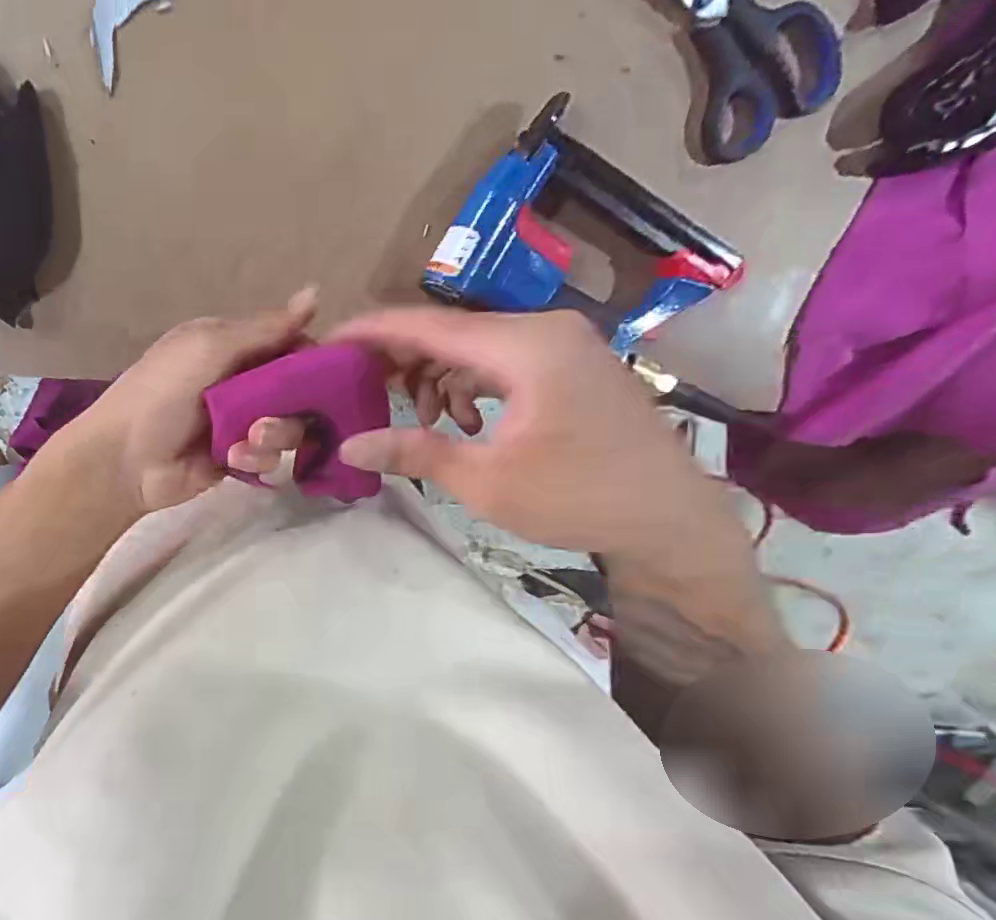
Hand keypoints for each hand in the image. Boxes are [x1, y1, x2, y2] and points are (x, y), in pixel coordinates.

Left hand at [51, 288, 317, 514]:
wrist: (124, 461)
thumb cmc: (161, 393)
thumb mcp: (209, 347)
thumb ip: (263, 328)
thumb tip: (316, 293)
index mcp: (228, 346)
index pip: (287, 344)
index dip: (311, 357)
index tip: (331, 371)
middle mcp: (238, 382)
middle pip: (296, 389)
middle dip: (296, 403)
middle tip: (276, 413)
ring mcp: (238, 423)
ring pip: (288, 427)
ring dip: (276, 434)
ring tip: (247, 440)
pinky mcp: (236, 460)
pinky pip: (269, 459)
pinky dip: (256, 459)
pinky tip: (232, 460)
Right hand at [332, 308, 746, 563]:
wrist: (669, 518)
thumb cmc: (578, 497)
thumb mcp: (484, 481)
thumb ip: (413, 453)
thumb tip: (347, 447)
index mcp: (525, 347)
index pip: (429, 325)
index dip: (372, 331)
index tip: (326, 342)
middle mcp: (543, 330)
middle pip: (448, 332)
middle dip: (400, 361)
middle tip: (359, 393)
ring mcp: (561, 345)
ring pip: (472, 348)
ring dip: (435, 380)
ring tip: (424, 424)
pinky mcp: (568, 365)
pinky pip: (498, 362)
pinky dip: (468, 386)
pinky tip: (466, 424)